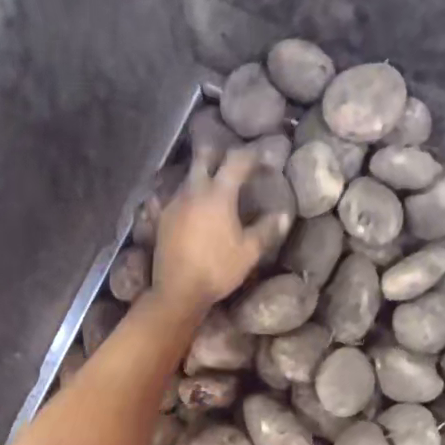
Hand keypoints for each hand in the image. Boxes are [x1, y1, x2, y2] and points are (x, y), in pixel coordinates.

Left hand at [153, 146, 290, 309]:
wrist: (178, 291)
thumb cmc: (217, 270)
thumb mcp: (249, 253)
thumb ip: (266, 230)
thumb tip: (283, 214)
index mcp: (218, 194)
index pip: (236, 161)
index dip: (252, 155)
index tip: (263, 159)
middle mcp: (193, 191)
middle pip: (203, 158)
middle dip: (217, 153)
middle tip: (228, 157)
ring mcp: (173, 204)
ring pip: (187, 178)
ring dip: (199, 174)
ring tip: (211, 181)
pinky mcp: (161, 219)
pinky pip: (171, 197)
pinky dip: (183, 195)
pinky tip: (186, 204)